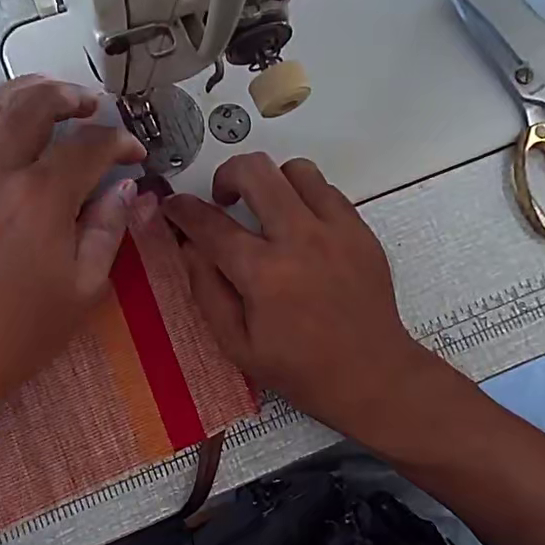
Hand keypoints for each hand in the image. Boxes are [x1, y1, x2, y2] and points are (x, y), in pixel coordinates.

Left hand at [0, 76, 148, 442]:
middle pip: (33, 105)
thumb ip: (108, 228)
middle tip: (94, 104)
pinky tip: (9, 131)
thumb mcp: (87, 286)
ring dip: (26, 92)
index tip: (135, 153)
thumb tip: (124, 189)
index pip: (88, 147)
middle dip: (70, 95)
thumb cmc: (25, 329)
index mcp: (42, 199)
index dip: (119, 141)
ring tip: (53, 96)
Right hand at [162, 154, 448, 443]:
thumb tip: (190, 247)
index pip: (210, 223)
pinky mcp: (362, 231)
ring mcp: (337, 231)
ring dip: (272, 182)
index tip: (174, 206)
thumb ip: (207, 290)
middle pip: (255, 171)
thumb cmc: (301, 368)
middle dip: (226, 175)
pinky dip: (306, 198)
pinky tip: (302, 227)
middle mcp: (301, 240)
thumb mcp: (237, 345)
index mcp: (264, 274)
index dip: (182, 209)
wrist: (370, 374)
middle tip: (223, 200)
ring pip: (296, 170)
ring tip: (268, 210)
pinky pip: (328, 191)